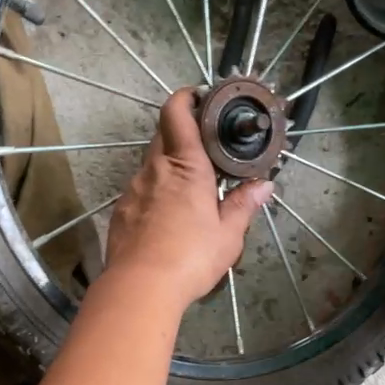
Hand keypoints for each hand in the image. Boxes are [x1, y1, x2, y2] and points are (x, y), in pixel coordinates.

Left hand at [103, 89, 271, 305]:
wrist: (140, 287)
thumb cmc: (189, 257)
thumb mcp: (228, 235)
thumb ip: (243, 206)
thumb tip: (262, 186)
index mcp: (186, 165)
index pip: (178, 112)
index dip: (186, 98)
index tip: (199, 99)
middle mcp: (155, 169)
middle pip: (164, 136)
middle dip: (182, 138)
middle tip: (204, 156)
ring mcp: (134, 190)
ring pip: (151, 167)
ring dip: (168, 172)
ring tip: (187, 197)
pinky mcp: (122, 213)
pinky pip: (141, 194)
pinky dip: (154, 198)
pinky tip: (166, 221)